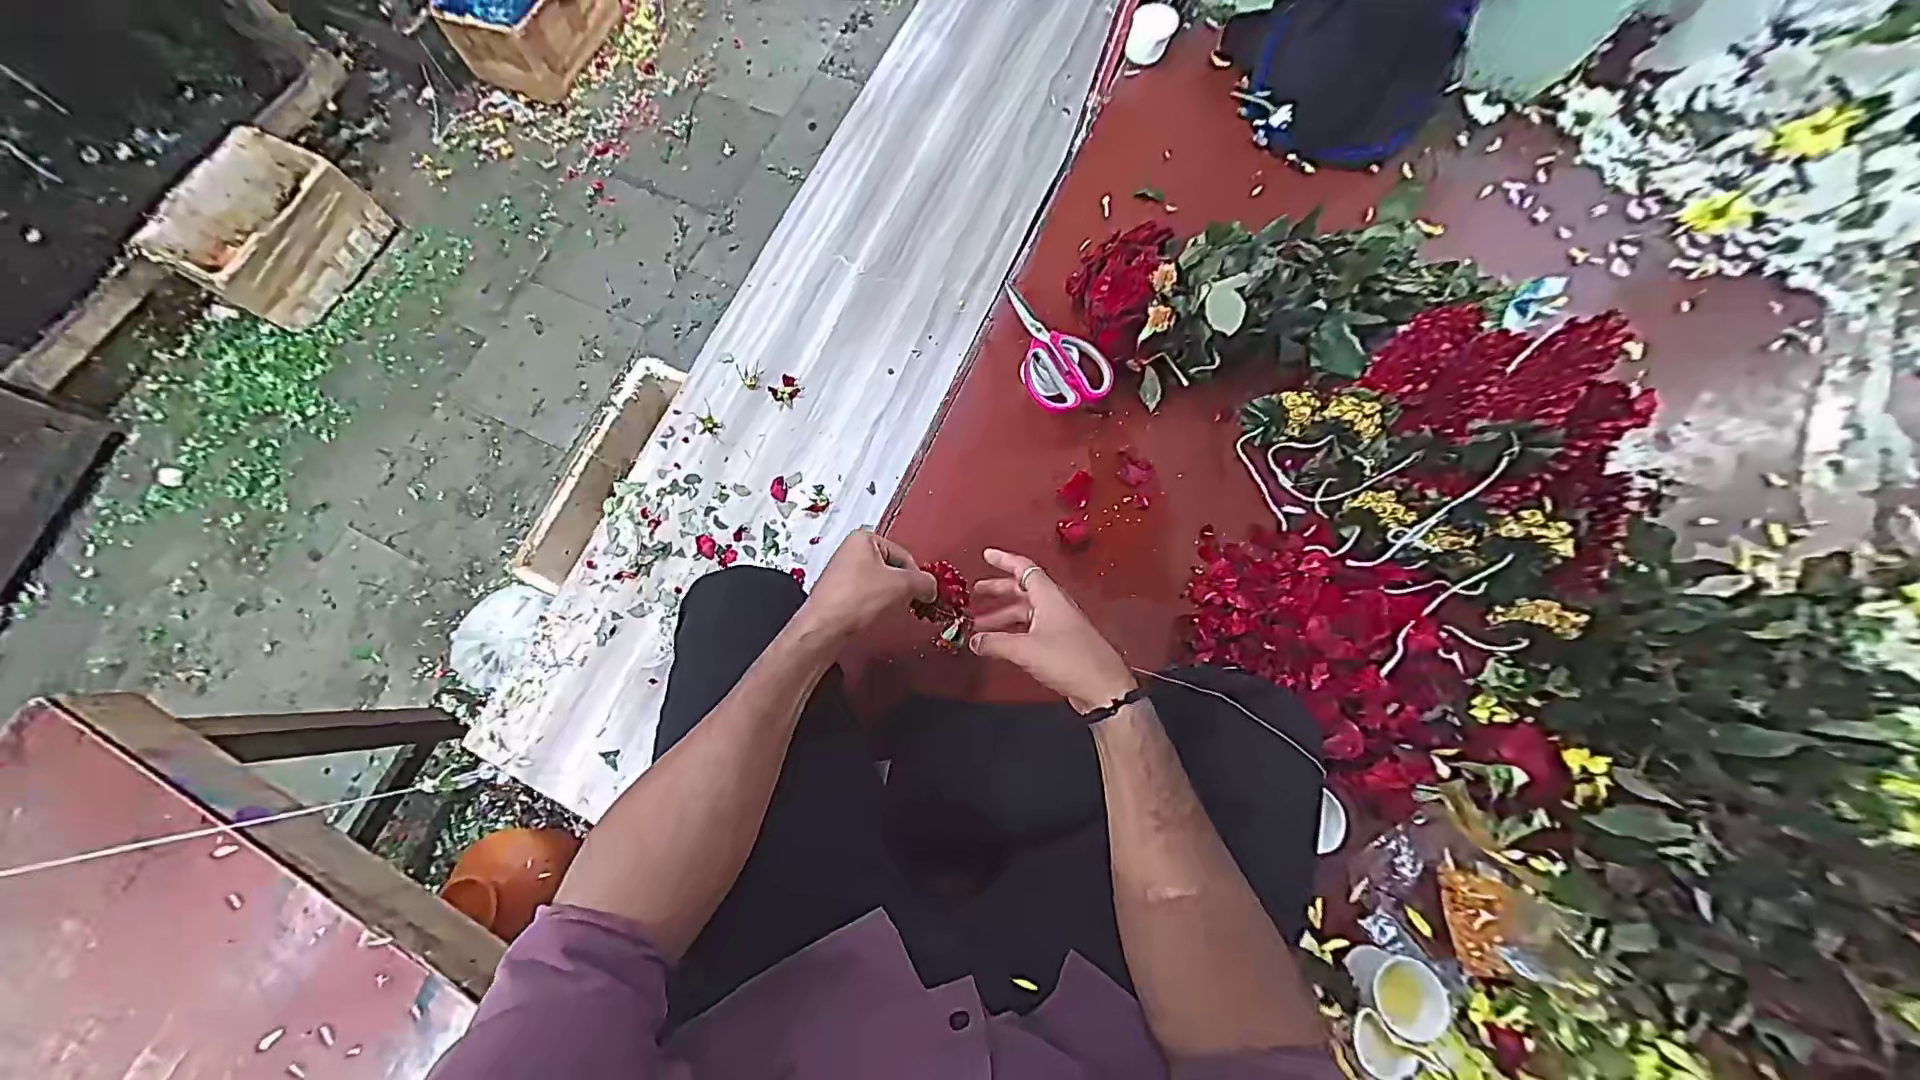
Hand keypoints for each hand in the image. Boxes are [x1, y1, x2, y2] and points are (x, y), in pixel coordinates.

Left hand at [796, 529, 936, 641]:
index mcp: (863, 539)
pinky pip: (865, 595)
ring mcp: (841, 572)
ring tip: (887, 610)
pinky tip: (873, 616)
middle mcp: (850, 551)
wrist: (824, 628)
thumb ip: (924, 582)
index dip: (916, 576)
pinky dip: (874, 605)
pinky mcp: (837, 593)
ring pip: (879, 584)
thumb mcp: (901, 585)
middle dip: (902, 587)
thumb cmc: (858, 599)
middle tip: (907, 602)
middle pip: (891, 569)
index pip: (903, 555)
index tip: (922, 593)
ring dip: (890, 597)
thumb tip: (931, 587)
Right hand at [968, 548, 1136, 712]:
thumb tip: (975, 640)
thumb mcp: (1025, 649)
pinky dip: (1012, 631)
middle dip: (998, 589)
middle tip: (977, 593)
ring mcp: (1058, 624)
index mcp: (1049, 597)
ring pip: (1025, 611)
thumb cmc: (1070, 660)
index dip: (1004, 560)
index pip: (1024, 568)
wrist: (1102, 687)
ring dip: (1002, 614)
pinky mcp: (1060, 642)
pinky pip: (1031, 629)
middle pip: (1022, 589)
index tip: (987, 555)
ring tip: (980, 624)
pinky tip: (999, 642)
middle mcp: (1054, 606)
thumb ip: (996, 643)